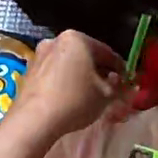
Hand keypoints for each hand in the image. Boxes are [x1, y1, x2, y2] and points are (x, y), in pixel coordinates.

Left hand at [4, 30, 122, 139]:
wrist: (34, 119)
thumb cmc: (75, 100)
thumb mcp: (106, 94)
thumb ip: (119, 85)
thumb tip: (121, 81)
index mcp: (76, 38)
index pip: (107, 52)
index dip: (120, 68)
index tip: (128, 81)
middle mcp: (54, 40)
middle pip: (86, 56)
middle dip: (99, 72)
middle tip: (111, 89)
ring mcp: (39, 55)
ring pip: (69, 64)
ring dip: (82, 76)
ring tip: (92, 95)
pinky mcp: (29, 70)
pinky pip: (55, 72)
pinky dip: (65, 80)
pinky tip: (71, 96)